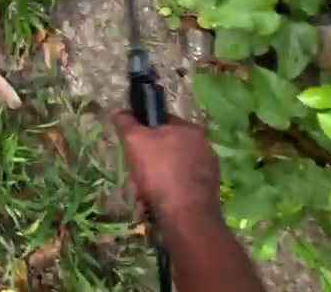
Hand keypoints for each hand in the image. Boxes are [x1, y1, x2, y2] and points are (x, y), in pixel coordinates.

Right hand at [110, 110, 222, 228]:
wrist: (186, 218)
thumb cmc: (159, 171)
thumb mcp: (133, 139)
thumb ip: (125, 122)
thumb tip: (121, 113)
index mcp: (190, 130)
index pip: (161, 122)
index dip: (143, 131)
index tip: (133, 146)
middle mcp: (205, 147)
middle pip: (166, 147)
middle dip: (149, 159)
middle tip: (136, 172)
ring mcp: (209, 172)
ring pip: (172, 168)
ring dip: (156, 177)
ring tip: (144, 192)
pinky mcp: (209, 193)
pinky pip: (181, 185)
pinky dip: (168, 191)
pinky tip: (157, 201)